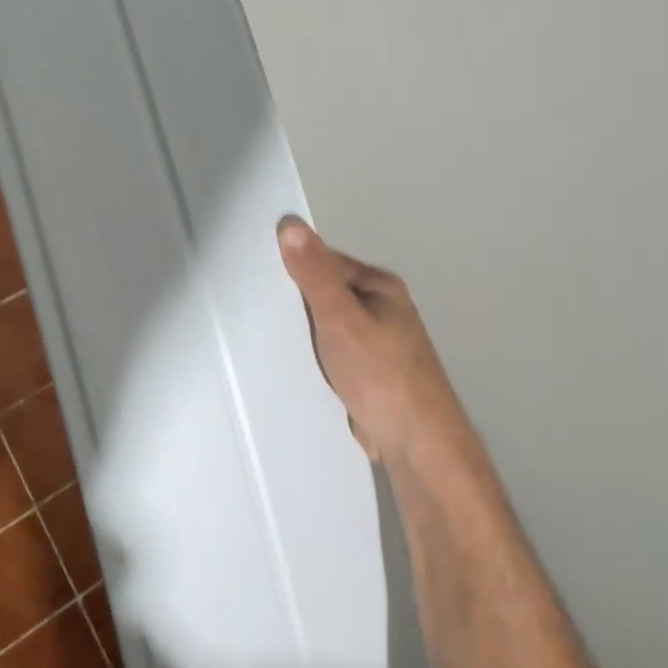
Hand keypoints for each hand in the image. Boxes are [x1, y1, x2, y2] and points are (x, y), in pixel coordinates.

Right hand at [276, 216, 471, 465]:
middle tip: (251, 302)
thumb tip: (289, 224)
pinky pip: (325, 345)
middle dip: (290, 296)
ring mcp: (373, 338)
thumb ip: (314, 274)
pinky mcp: (363, 366)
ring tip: (262, 329)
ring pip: (321, 319)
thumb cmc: (381, 376)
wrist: (416, 444)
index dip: (289, 264)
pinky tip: (287, 355)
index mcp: (380, 286)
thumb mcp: (340, 319)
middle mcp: (379, 306)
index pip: (322, 260)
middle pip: (321, 288)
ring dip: (296, 325)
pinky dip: (306, 347)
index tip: (251, 273)